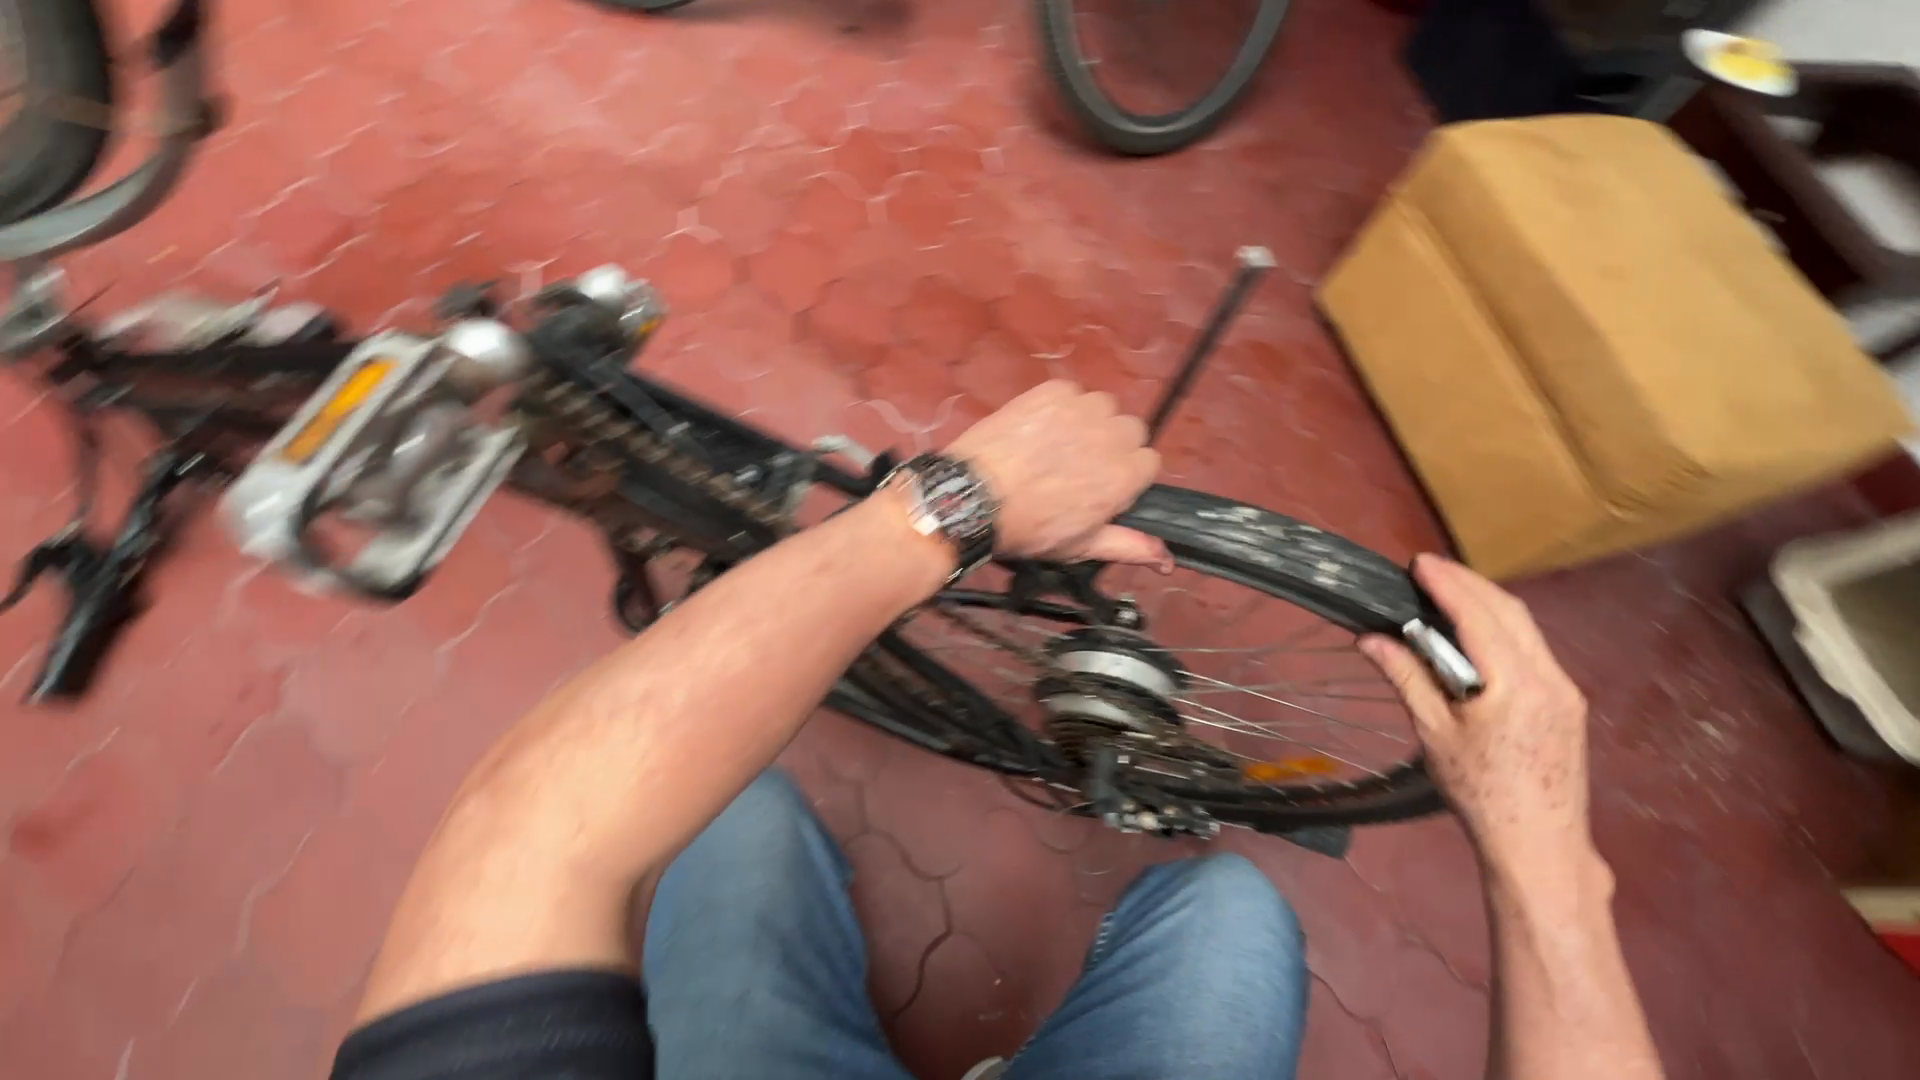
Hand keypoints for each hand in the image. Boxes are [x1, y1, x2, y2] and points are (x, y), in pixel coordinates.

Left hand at [946, 381, 1171, 571]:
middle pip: (1128, 430)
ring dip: (1085, 423)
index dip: (1124, 474)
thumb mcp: (1082, 546)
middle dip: (1109, 446)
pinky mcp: (1052, 391)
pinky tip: (1036, 430)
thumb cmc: (1029, 527)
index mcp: (1127, 474)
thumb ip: (1130, 546)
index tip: (1100, 485)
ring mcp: (1082, 407)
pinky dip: (1058, 407)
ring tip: (1054, 447)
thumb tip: (1167, 559)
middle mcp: (1113, 434)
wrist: (974, 497)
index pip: (1148, 461)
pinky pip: (1069, 393)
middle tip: (1074, 467)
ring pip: (1100, 408)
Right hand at [1359, 556, 1590, 866]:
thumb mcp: (1434, 734)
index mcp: (1515, 684)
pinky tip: (1475, 630)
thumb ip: (1406, 678)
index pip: (1479, 617)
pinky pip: (1532, 648)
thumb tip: (1370, 639)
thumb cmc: (1479, 791)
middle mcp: (1550, 677)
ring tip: (1446, 590)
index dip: (1448, 585)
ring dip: (1486, 602)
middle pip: (1510, 612)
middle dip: (1468, 583)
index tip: (1418, 563)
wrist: (1539, 843)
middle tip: (1428, 569)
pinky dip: (1501, 626)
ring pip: (1526, 627)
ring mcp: (1565, 689)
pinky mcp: (1567, 702)